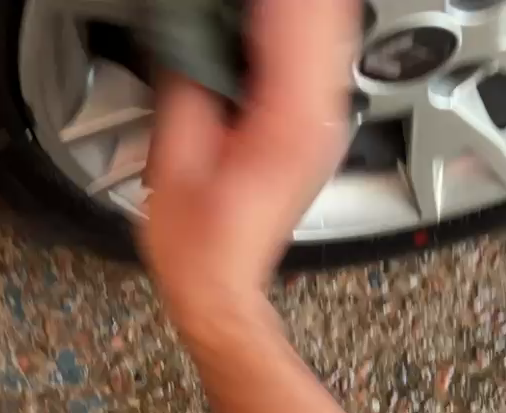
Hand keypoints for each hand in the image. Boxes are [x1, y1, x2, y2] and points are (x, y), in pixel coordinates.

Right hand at [140, 0, 361, 332]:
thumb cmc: (197, 250)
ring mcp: (325, 126)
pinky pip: (320, 54)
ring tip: (244, 8)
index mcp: (288, 122)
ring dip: (293, 8)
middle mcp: (320, 120)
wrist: (220, 291)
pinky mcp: (315, 132)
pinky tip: (265, 21)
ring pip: (331, 26)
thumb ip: (187, 82)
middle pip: (327, 11)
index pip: (295, 12)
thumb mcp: (174, 161)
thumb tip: (190, 31)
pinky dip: (296, 25)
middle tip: (235, 1)